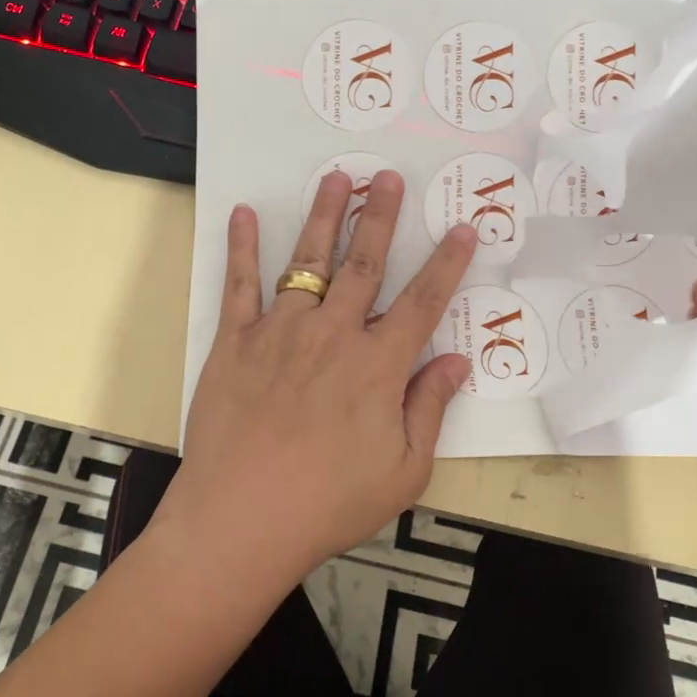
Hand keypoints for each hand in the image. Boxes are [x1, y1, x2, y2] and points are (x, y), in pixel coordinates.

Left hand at [157, 170, 477, 583]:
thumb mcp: (403, 471)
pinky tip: (242, 213)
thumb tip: (458, 360)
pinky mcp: (235, 342)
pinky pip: (239, 285)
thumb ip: (430, 409)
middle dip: (381, 216)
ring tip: (336, 179)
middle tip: (388, 177)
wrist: (242, 519)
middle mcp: (332, 335)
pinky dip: (241, 246)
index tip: (462, 228)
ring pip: (307, 261)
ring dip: (324, 216)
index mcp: (378, 366)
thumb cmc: (329, 504)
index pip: (423, 302)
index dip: (446, 263)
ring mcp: (280, 333)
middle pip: (364, 264)